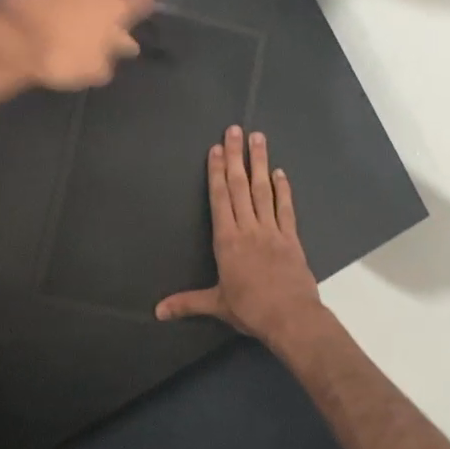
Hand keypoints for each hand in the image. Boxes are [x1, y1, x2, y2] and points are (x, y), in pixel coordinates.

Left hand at [0, 0, 153, 89]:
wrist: (11, 41)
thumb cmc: (59, 59)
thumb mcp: (94, 70)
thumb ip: (113, 54)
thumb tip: (126, 46)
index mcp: (114, 6)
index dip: (140, 5)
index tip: (136, 13)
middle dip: (96, 2)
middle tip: (83, 21)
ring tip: (54, 11)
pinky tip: (35, 0)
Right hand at [156, 126, 325, 346]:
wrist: (292, 317)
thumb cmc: (251, 310)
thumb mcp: (216, 305)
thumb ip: (187, 303)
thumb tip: (157, 312)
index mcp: (228, 241)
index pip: (220, 199)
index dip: (217, 172)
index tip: (216, 149)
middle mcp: (249, 228)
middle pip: (240, 186)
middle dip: (236, 157)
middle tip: (235, 130)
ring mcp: (272, 230)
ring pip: (263, 191)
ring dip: (260, 163)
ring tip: (258, 138)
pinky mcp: (291, 238)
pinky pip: (285, 208)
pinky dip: (283, 189)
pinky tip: (280, 172)